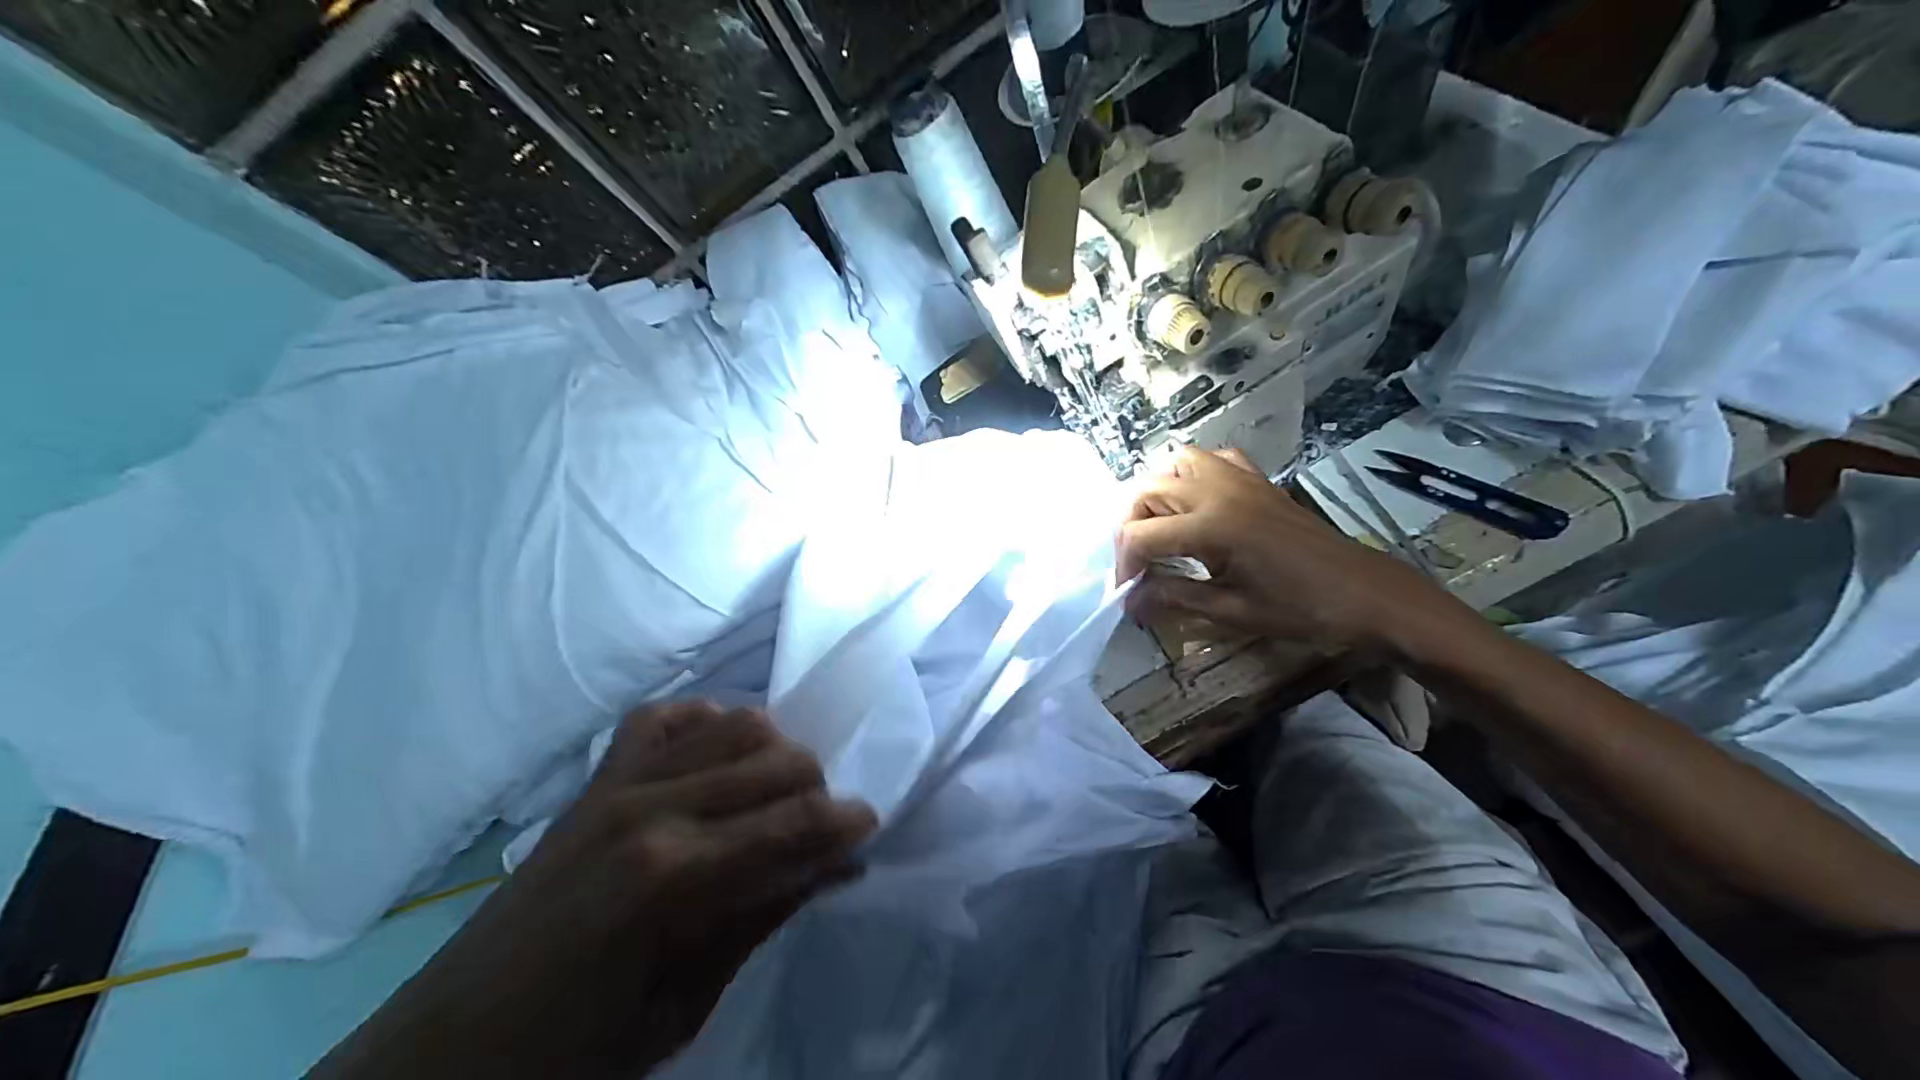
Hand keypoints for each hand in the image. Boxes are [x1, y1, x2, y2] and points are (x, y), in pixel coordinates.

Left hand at [311, 703, 876, 1079]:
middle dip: (817, 789)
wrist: (448, 1052)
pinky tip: (717, 762)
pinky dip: (708, 725)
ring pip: (736, 722)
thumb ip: (765, 915)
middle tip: (817, 835)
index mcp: (674, 876)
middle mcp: (651, 806)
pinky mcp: (595, 777)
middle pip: (776, 758)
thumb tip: (841, 865)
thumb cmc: (575, 1053)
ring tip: (772, 800)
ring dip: (773, 754)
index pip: (795, 822)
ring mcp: (618, 782)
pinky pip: (669, 716)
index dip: (847, 820)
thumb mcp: (686, 1005)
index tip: (871, 829)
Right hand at [1116, 447, 1441, 652]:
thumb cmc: (1302, 608)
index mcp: (1212, 527)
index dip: (1125, 565)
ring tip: (1161, 526)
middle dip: (1130, 526)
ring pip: (1177, 462)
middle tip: (1138, 562)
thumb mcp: (1233, 611)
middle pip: (1147, 490)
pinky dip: (1196, 474)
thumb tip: (1132, 602)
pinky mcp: (1259, 481)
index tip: (1127, 593)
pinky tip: (1199, 502)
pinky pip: (1215, 459)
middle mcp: (1219, 491)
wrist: (1365, 593)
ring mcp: (1241, 480)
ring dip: (1158, 492)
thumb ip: (1176, 598)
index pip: (1142, 535)